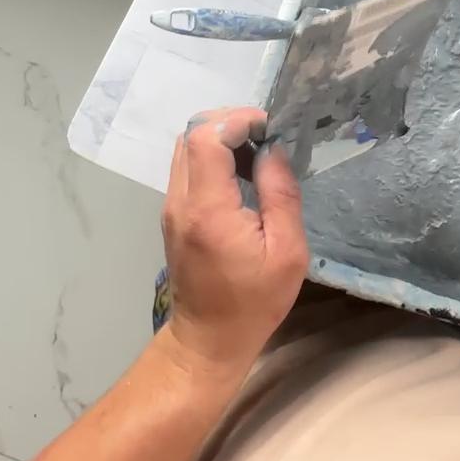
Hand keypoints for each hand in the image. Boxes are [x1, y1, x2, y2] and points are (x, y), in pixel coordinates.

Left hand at [159, 108, 308, 379]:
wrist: (208, 340)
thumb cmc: (254, 301)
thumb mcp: (288, 250)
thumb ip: (280, 192)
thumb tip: (273, 148)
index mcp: (208, 210)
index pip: (206, 137)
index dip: (238, 120)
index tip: (270, 130)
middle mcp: (180, 202)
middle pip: (192, 134)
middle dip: (230, 124)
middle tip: (265, 139)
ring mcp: (171, 207)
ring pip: (187, 147)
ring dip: (221, 139)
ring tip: (255, 156)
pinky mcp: (173, 213)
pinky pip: (187, 166)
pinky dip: (213, 157)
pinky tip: (240, 175)